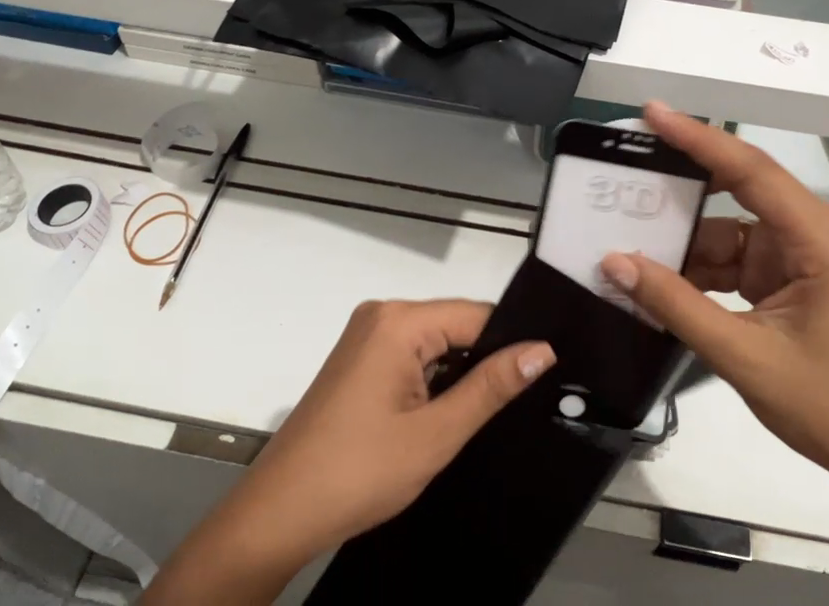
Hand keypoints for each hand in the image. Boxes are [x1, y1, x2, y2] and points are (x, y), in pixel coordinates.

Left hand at [152, 299, 553, 602]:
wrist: (281, 513)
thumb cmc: (360, 472)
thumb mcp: (436, 433)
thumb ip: (492, 387)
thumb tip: (543, 350)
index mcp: (398, 322)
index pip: (477, 315)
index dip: (512, 344)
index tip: (547, 375)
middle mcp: (380, 316)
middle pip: (456, 326)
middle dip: (486, 361)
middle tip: (521, 402)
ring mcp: (365, 339)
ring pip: (437, 345)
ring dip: (460, 376)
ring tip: (487, 412)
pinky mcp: (359, 363)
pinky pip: (413, 358)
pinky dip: (434, 382)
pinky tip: (448, 414)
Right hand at [598, 102, 828, 485]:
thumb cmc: (825, 405)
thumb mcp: (743, 356)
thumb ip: (676, 305)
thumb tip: (615, 261)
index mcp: (820, 239)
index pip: (752, 173)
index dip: (699, 139)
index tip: (654, 114)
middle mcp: (813, 233)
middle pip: (738, 190)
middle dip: (683, 183)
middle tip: (626, 169)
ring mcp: (799, 254)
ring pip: (727, 228)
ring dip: (682, 240)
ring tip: (624, 235)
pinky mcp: (786, 276)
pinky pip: (732, 257)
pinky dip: (696, 268)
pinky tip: (654, 276)